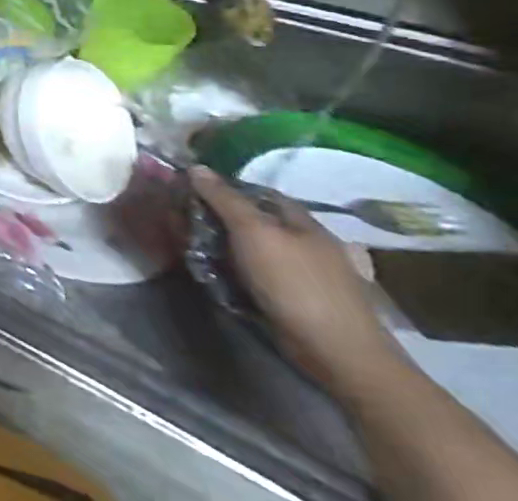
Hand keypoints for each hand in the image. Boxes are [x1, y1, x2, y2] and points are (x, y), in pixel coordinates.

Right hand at [191, 166, 402, 392]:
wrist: (336, 352)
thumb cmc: (295, 283)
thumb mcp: (254, 232)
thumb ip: (224, 199)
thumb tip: (196, 167)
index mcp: (300, 221)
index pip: (255, 192)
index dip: (222, 188)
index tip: (188, 191)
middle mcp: (303, 242)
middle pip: (250, 220)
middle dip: (215, 218)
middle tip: (181, 221)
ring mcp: (300, 272)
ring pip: (249, 248)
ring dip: (220, 246)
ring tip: (190, 247)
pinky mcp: (293, 298)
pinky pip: (254, 273)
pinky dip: (232, 270)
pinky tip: (215, 274)